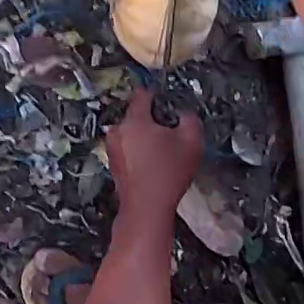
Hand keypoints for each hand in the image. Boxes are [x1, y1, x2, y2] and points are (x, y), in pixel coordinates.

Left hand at [107, 91, 201, 215]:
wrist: (146, 209)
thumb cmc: (169, 172)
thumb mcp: (192, 141)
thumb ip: (190, 119)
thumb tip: (184, 115)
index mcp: (134, 120)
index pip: (142, 95)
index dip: (157, 95)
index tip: (170, 104)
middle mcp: (117, 130)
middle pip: (136, 115)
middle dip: (153, 120)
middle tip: (171, 133)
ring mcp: (112, 148)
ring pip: (131, 133)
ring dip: (145, 136)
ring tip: (163, 151)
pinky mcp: (112, 164)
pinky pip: (127, 148)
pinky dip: (138, 151)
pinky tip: (152, 165)